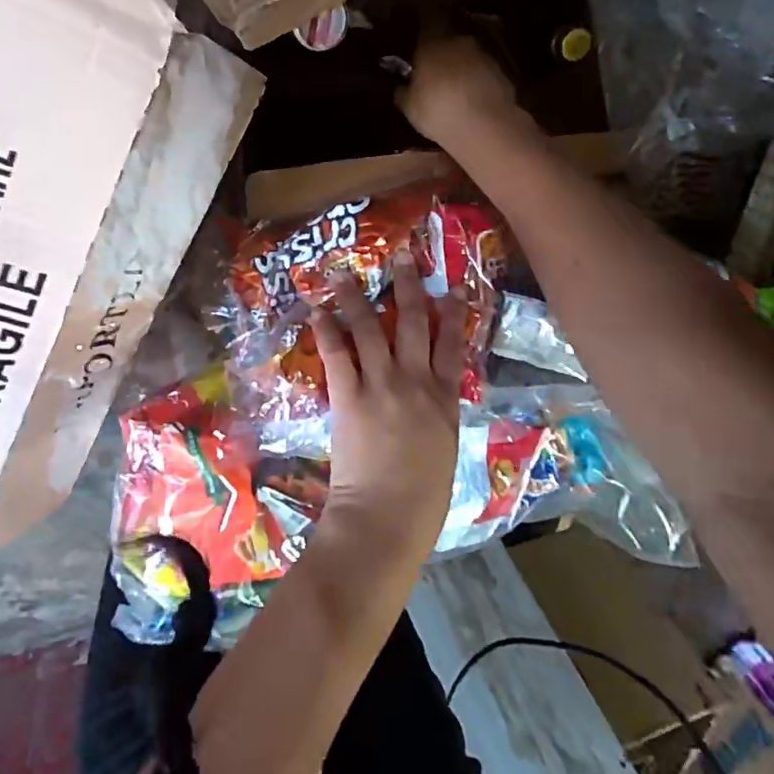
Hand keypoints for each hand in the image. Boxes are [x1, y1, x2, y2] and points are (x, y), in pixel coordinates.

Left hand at [310, 253, 466, 546]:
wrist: (388, 517)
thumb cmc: (422, 498)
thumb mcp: (444, 451)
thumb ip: (438, 417)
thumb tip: (432, 399)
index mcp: (446, 399)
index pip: (454, 345)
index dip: (455, 312)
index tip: (454, 284)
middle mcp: (417, 382)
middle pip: (415, 323)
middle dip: (408, 286)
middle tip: (401, 256)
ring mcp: (382, 385)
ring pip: (372, 329)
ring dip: (357, 298)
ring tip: (343, 273)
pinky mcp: (349, 396)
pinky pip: (338, 354)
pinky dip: (328, 330)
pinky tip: (319, 311)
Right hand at [397, 35, 529, 149]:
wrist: (483, 125)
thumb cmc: (436, 111)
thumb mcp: (409, 107)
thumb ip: (403, 92)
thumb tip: (401, 86)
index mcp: (431, 45)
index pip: (426, 24)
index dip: (423, 32)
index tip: (419, 43)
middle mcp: (458, 42)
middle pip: (448, 41)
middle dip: (442, 53)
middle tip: (435, 72)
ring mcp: (483, 55)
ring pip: (467, 57)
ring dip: (461, 68)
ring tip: (454, 89)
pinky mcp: (501, 71)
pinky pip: (482, 73)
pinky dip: (477, 81)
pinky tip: (472, 100)